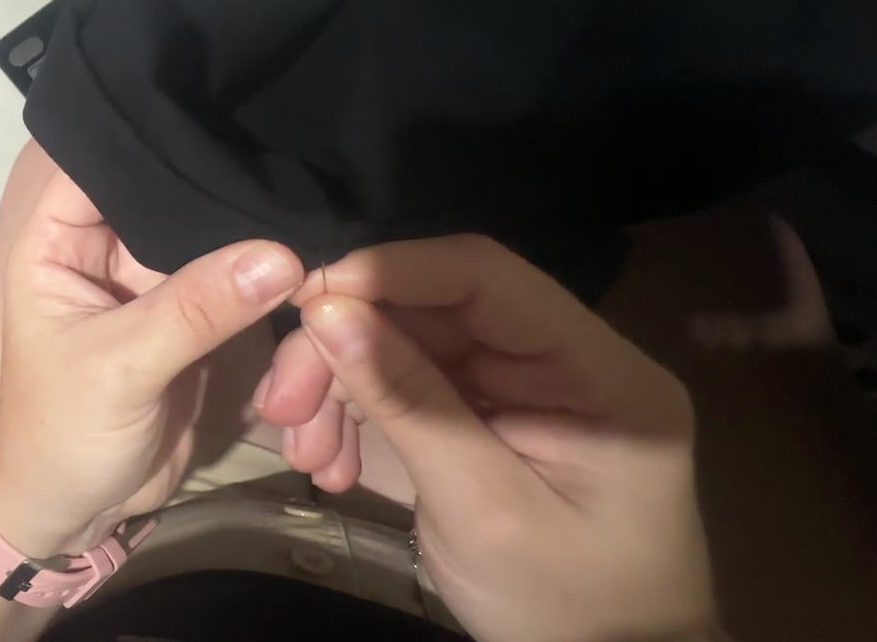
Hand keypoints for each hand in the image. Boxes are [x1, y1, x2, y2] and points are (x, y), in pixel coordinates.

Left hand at [0, 170, 304, 558]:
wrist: (78, 509)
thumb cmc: (65, 428)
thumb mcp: (120, 365)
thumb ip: (195, 309)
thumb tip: (283, 254)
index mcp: (58, 239)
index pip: (102, 164)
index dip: (154, 138)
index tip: (227, 117)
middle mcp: (103, 247)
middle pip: (163, 197)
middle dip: (217, 186)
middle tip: (293, 159)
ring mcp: (149, 281)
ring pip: (203, 238)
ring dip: (248, 232)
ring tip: (313, 198)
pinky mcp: (188, 317)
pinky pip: (230, 284)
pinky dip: (263, 278)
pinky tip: (311, 250)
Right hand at [257, 235, 717, 641]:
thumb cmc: (564, 605)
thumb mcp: (481, 507)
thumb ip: (406, 400)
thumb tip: (322, 309)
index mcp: (595, 372)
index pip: (482, 276)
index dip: (390, 271)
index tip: (307, 300)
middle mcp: (549, 358)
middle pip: (418, 309)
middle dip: (338, 349)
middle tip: (281, 403)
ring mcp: (505, 380)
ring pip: (389, 339)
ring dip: (331, 387)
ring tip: (301, 451)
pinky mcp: (468, 402)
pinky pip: (387, 377)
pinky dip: (344, 412)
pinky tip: (325, 460)